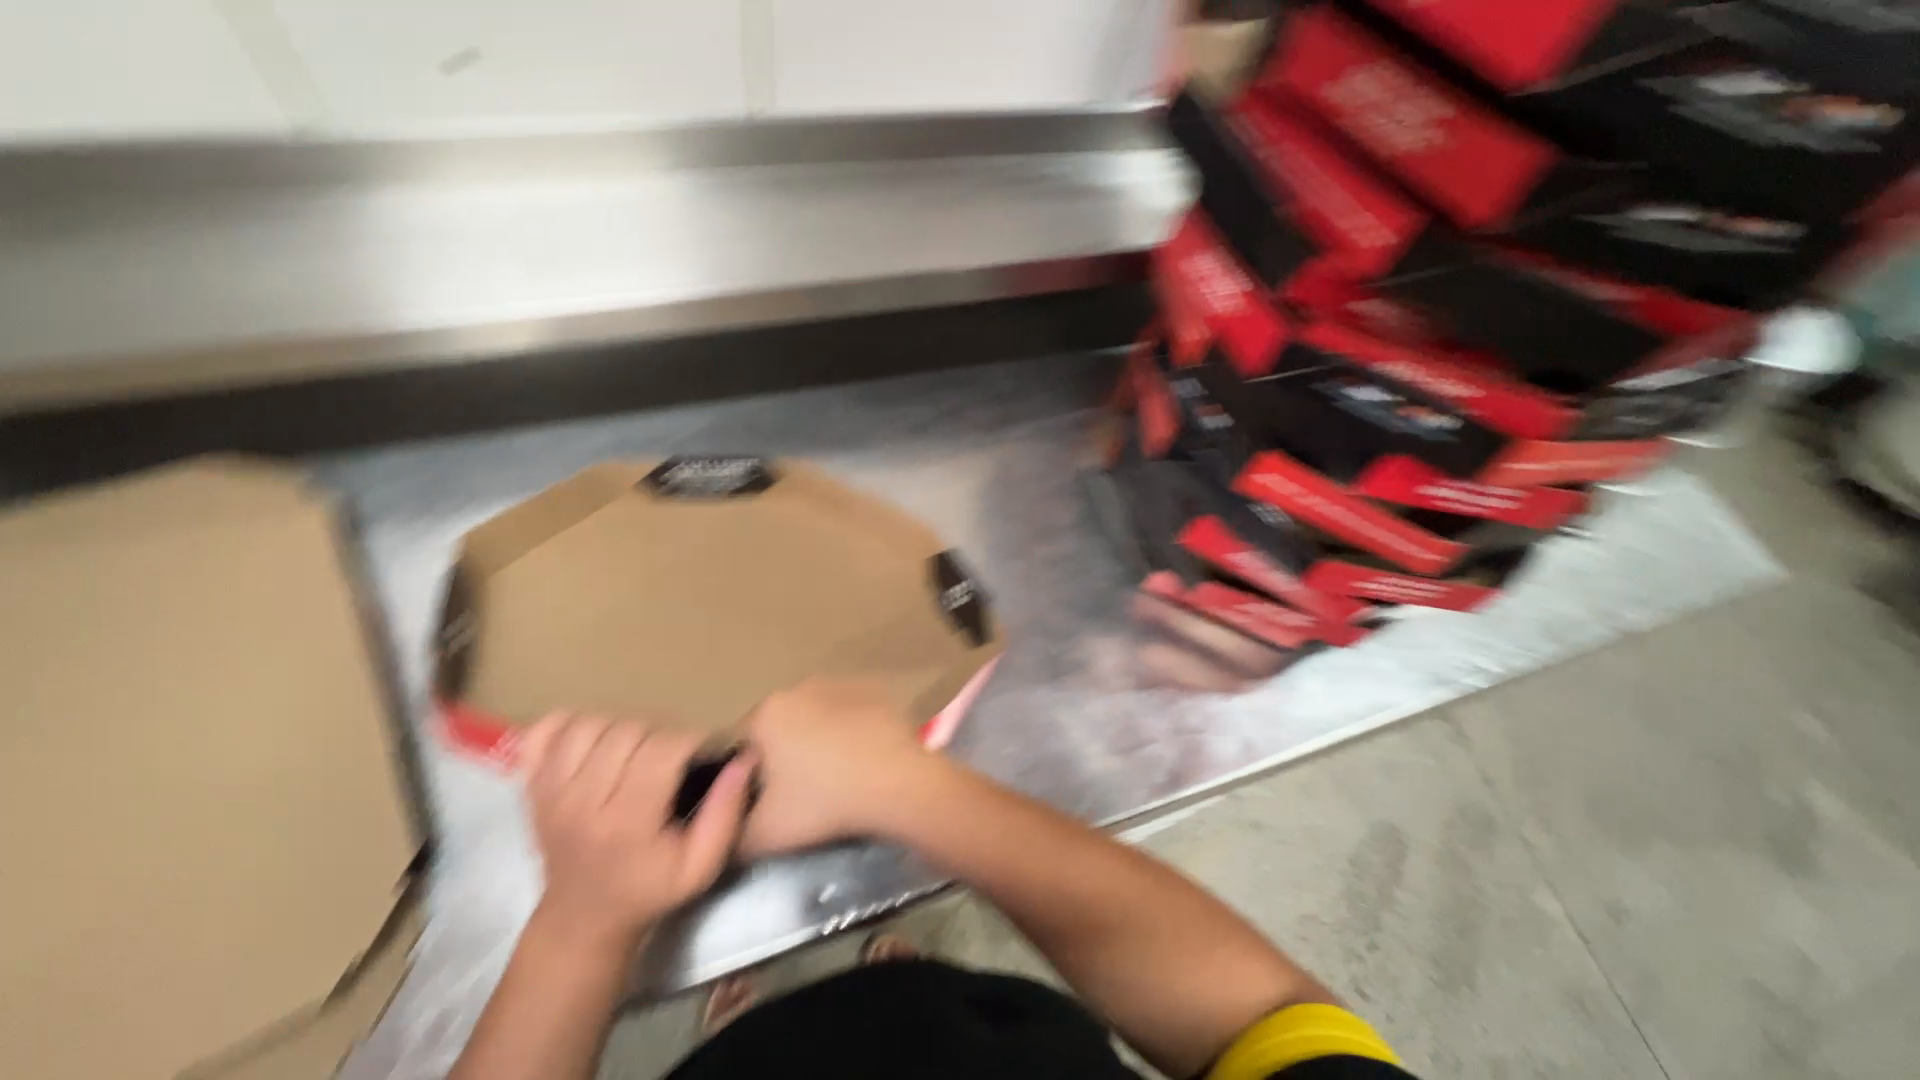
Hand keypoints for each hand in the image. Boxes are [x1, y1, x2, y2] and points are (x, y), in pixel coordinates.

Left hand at [519, 714, 753, 946]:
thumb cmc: (649, 889)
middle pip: (626, 731)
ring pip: (589, 724)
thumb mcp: (700, 867)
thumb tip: (743, 760)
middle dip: (660, 731)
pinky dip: (568, 723)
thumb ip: (726, 814)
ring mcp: (551, 791)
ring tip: (638, 745)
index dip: (690, 739)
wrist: (583, 916)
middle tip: (674, 751)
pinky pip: (543, 732)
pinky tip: (592, 737)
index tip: (703, 750)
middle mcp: (582, 801)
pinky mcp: (531, 786)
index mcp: (627, 822)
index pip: (661, 751)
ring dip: (621, 725)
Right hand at [738, 679, 944, 856]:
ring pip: (816, 719)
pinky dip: (851, 734)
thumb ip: (734, 833)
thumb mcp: (765, 834)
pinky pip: (851, 716)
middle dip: (785, 756)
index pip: (742, 744)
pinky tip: (863, 762)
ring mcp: (841, 685)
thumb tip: (728, 830)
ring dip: (819, 742)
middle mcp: (799, 688)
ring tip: (838, 779)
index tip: (767, 801)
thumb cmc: (825, 802)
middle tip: (803, 793)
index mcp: (766, 712)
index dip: (749, 776)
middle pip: (780, 727)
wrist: (899, 784)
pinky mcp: (875, 692)